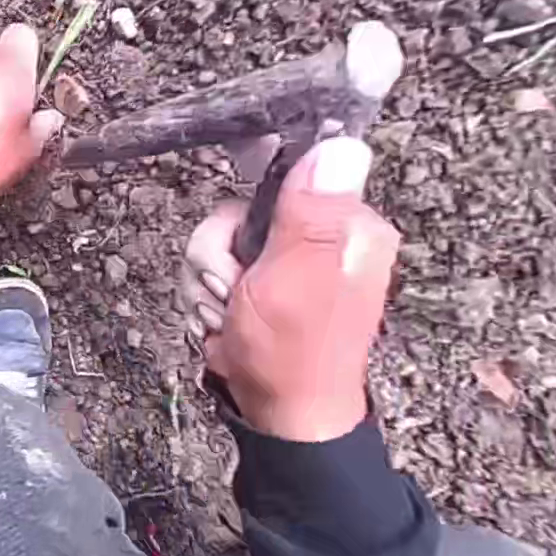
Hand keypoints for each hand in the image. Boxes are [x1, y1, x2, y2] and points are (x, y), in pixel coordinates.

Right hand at [181, 137, 399, 441]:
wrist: (275, 412)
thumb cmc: (291, 354)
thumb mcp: (298, 278)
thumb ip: (312, 214)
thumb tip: (342, 144)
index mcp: (347, 228)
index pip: (289, 174)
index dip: (254, 206)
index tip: (244, 242)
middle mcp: (319, 236)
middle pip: (240, 208)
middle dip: (220, 252)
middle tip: (236, 289)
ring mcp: (285, 258)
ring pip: (217, 236)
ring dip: (210, 277)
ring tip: (229, 311)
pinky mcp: (259, 277)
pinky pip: (211, 262)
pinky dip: (208, 292)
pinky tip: (223, 318)